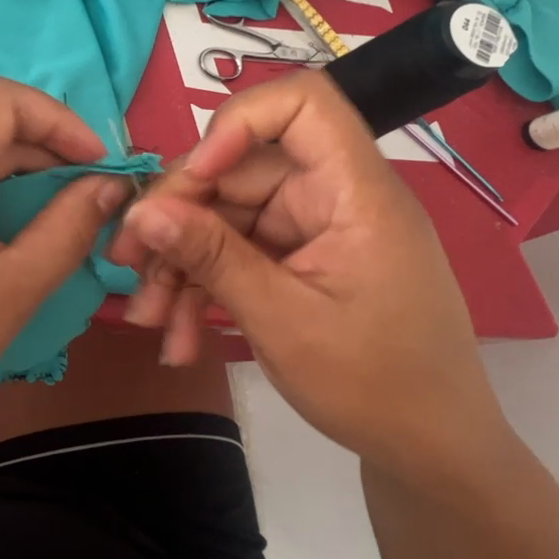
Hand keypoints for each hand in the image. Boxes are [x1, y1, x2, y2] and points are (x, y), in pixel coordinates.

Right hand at [108, 72, 512, 481]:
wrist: (431, 453)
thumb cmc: (376, 386)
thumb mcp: (282, 321)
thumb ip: (211, 257)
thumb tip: (140, 213)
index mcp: (355, 193)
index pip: (303, 105)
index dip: (237, 124)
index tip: (193, 178)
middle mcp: (331, 197)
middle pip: (238, 170)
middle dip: (177, 219)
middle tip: (127, 264)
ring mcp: (313, 230)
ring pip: (225, 218)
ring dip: (180, 265)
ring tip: (147, 317)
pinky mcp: (298, 260)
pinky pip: (236, 254)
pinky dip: (203, 289)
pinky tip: (178, 335)